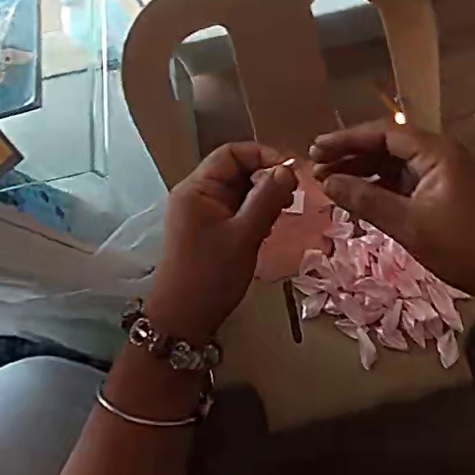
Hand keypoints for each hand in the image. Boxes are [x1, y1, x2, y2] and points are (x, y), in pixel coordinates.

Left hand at [146, 143, 297, 343]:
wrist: (182, 321)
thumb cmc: (210, 275)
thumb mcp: (244, 236)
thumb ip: (267, 199)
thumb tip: (288, 170)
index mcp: (196, 188)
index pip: (231, 153)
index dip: (262, 155)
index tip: (290, 171)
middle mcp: (196, 194)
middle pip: (235, 170)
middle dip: (265, 177)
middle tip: (293, 195)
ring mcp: (200, 213)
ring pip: (237, 190)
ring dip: (262, 196)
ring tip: (283, 212)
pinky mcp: (208, 230)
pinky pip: (235, 209)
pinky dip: (254, 212)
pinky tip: (268, 226)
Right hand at [309, 121, 474, 309]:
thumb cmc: (463, 246)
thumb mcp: (408, 224)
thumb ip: (366, 200)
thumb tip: (327, 183)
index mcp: (436, 152)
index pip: (383, 134)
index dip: (346, 139)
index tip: (317, 147)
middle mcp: (438, 154)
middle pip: (385, 145)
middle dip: (350, 154)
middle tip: (316, 165)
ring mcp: (441, 173)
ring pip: (392, 164)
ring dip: (361, 171)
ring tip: (328, 181)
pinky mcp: (441, 192)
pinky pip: (402, 181)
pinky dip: (378, 187)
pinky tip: (355, 196)